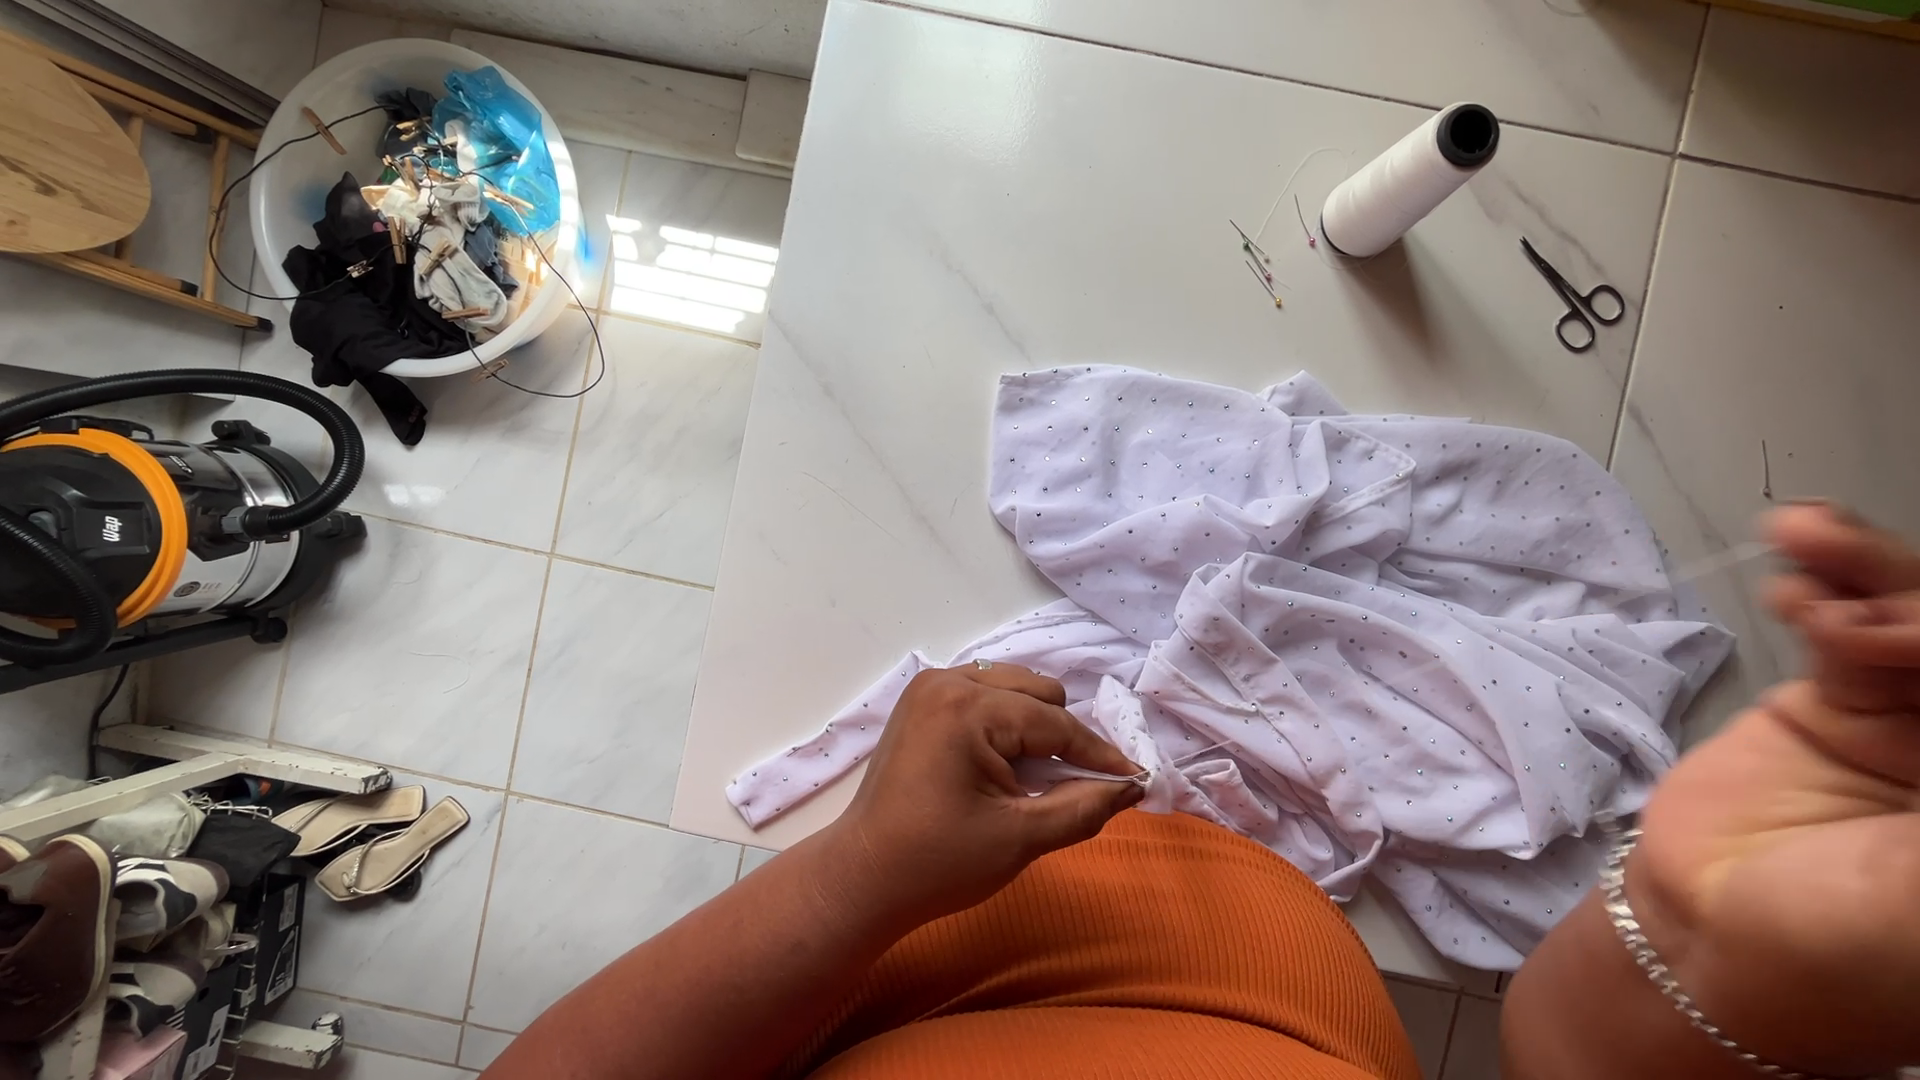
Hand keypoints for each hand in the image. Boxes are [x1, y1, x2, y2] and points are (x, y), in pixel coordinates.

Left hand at [819, 663, 1142, 928]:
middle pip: (1038, 692)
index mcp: (967, 709)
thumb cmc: (938, 863)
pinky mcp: (923, 699)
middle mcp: (948, 681)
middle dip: (1062, 738)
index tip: (1136, 776)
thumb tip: (1132, 785)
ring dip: (1035, 725)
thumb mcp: (1020, 839)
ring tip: (1031, 777)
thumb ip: (1083, 807)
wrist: (865, 876)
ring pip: (1014, 686)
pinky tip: (1003, 761)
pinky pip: (987, 692)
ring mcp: (931, 685)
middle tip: (1066, 787)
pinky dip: (1006, 720)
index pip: (1054, 724)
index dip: (1098, 754)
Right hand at [1631, 503, 1919, 1074]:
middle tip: (1860, 617)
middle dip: (1919, 606)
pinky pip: (1843, 641)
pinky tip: (1796, 583)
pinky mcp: (1838, 710)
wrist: (1715, 935)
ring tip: (1808, 534)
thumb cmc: (1855, 946)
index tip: (1911, 635)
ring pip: (1913, 629)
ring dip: (1865, 577)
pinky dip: (1819, 599)